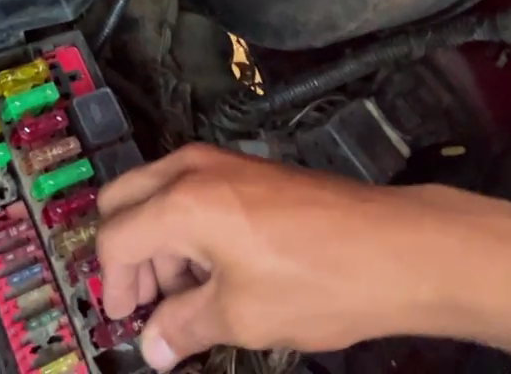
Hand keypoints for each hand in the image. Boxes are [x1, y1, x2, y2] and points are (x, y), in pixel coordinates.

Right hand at [96, 144, 462, 368]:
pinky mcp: (240, 167)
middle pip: (121, 200)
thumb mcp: (243, 317)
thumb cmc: (316, 284)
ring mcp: (214, 161)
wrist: (397, 248)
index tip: (124, 320)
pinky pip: (185, 187)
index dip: (112, 285)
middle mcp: (186, 169)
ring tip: (186, 295)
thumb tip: (152, 348)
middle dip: (124, 253)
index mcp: (179, 203)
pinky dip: (181, 224)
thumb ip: (184, 328)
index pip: (116, 238)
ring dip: (154, 240)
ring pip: (153, 193)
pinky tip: (213, 268)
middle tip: (143, 301)